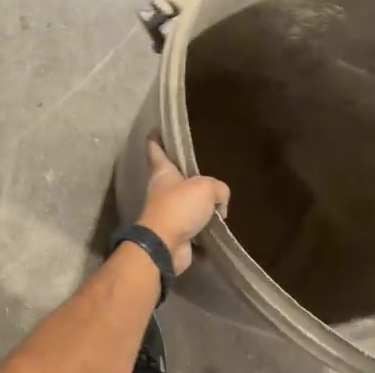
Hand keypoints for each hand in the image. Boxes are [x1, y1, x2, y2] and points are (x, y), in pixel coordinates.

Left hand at [135, 137, 230, 273]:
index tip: (155, 130)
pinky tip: (216, 226)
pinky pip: (191, 226)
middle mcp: (161, 189)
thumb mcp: (206, 188)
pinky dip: (201, 227)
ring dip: (194, 203)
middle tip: (200, 169)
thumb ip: (218, 188)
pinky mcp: (174, 232)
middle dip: (182, 173)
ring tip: (214, 201)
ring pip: (182, 201)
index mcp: (162, 171)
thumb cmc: (179, 207)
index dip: (155, 139)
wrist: (165, 245)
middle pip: (171, 175)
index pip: (155, 149)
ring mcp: (165, 211)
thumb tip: (219, 204)